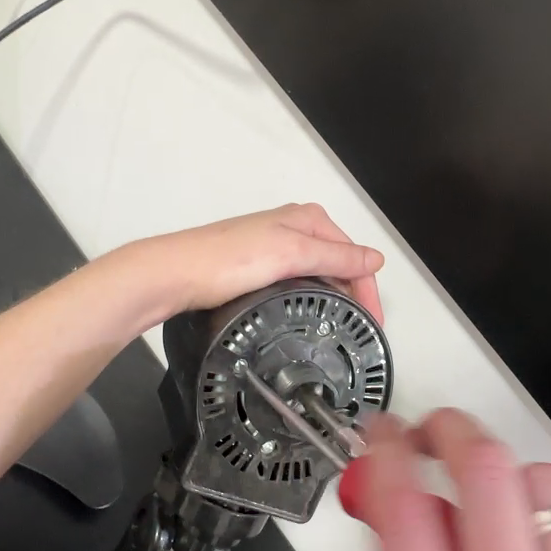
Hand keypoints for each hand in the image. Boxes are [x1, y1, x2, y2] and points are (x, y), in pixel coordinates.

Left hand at [107, 204, 385, 325]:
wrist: (173, 273)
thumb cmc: (232, 261)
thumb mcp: (291, 254)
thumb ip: (336, 257)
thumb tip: (377, 259)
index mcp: (308, 218)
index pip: (353, 253)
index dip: (367, 289)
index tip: (373, 326)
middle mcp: (293, 226)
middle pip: (338, 262)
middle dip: (353, 294)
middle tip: (359, 332)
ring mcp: (274, 246)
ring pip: (317, 272)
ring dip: (332, 297)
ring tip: (339, 329)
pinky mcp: (256, 266)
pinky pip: (297, 281)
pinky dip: (309, 297)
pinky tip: (306, 315)